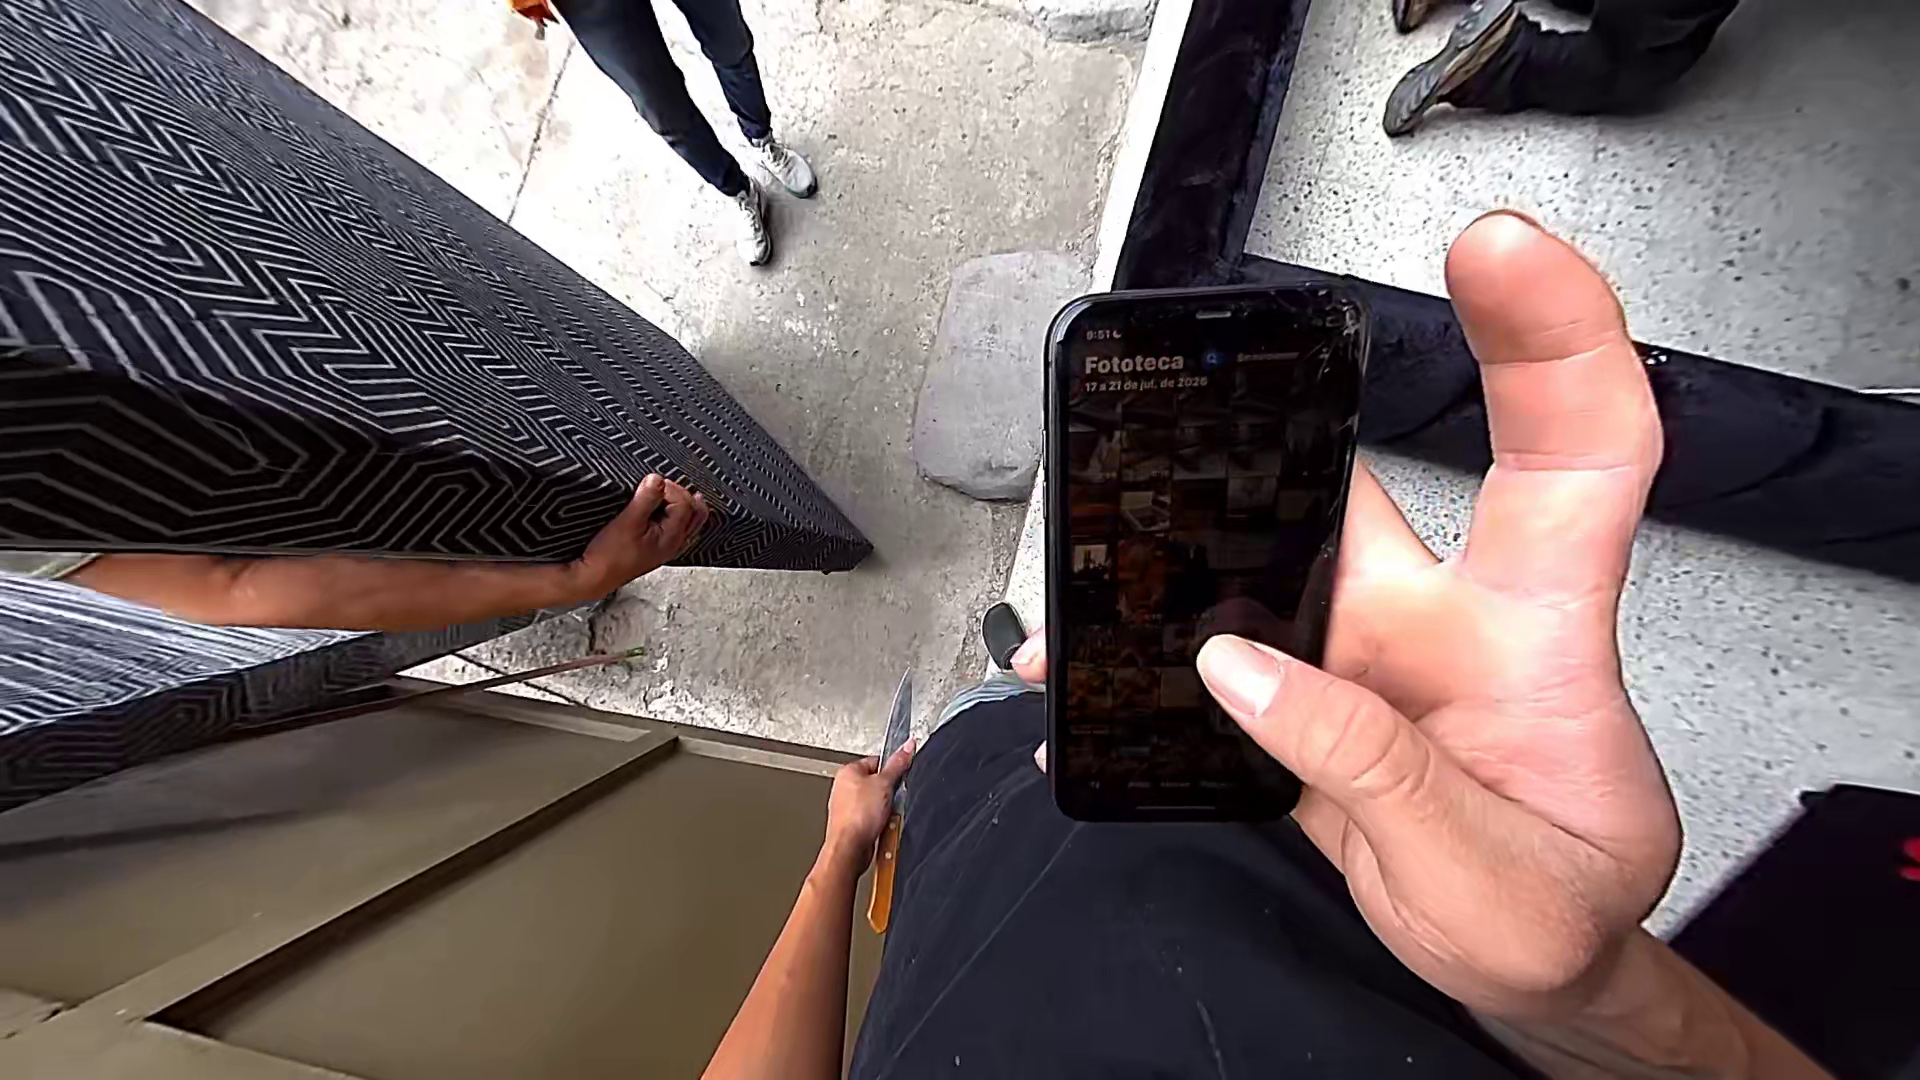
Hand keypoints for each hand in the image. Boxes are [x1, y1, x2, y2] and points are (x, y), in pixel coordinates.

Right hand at [564, 474, 710, 602]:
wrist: (595, 578)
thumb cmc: (610, 555)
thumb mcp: (628, 522)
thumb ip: (646, 499)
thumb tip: (657, 479)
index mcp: (673, 535)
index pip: (685, 504)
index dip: (671, 489)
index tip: (652, 483)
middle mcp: (676, 541)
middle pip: (694, 512)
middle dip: (682, 494)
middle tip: (664, 484)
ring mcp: (668, 545)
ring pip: (688, 520)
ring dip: (682, 503)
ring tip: (672, 490)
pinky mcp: (656, 546)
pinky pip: (676, 526)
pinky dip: (675, 513)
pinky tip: (666, 508)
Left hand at [820, 742, 914, 874]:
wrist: (849, 849)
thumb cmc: (857, 817)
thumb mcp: (884, 784)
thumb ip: (897, 764)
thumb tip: (907, 747)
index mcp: (848, 771)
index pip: (877, 761)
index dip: (891, 769)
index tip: (900, 775)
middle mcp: (845, 787)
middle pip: (878, 783)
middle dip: (888, 792)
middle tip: (891, 798)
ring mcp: (848, 807)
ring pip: (877, 802)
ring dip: (886, 809)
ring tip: (885, 815)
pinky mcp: (853, 823)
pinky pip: (874, 818)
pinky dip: (881, 822)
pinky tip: (882, 826)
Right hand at [1019, 212, 1678, 1022]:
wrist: (1491, 953)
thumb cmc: (1535, 917)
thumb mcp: (1488, 881)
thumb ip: (1370, 770)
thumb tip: (1241, 667)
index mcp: (1526, 641)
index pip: (1570, 455)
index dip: (1545, 340)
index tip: (1491, 250)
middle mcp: (1423, 618)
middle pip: (1339, 491)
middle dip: (1254, 453)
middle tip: (1162, 430)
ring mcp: (1341, 646)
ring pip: (1246, 557)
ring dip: (1168, 562)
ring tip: (1091, 582)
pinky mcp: (1285, 682)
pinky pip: (1202, 637)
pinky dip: (1140, 644)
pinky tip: (1089, 660)